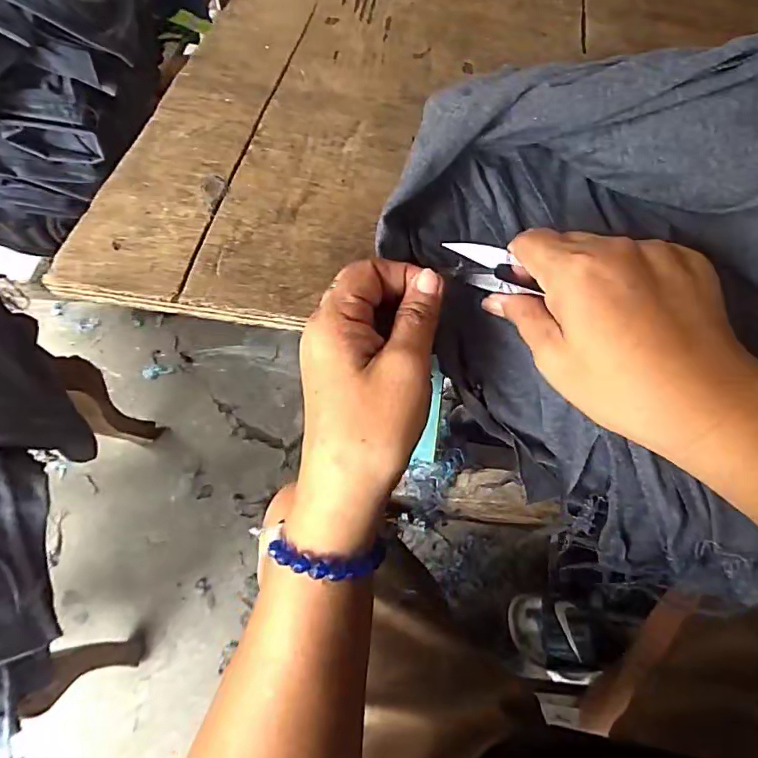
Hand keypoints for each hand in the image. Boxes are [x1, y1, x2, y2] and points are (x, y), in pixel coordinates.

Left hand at [291, 259, 443, 552]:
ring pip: (365, 313)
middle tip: (435, 319)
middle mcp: (321, 329)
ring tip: (425, 340)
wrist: (344, 488)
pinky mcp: (335, 372)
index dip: (403, 274)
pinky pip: (362, 337)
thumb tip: (431, 276)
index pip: (365, 270)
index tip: (436, 296)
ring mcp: (325, 351)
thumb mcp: (406, 365)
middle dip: (402, 294)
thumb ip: (418, 315)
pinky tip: (408, 358)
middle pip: (362, 288)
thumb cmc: (376, 426)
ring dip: (398, 317)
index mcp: (331, 320)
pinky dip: (388, 337)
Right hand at [484, 230, 757, 459]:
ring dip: (600, 271)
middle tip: (573, 316)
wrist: (710, 403)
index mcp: (574, 269)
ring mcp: (657, 249)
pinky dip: (638, 275)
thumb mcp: (558, 362)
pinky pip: (647, 256)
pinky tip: (651, 313)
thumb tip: (499, 296)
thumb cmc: (623, 390)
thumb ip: (524, 317)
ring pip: (609, 249)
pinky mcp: (690, 258)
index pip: (528, 240)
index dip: (520, 265)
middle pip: (569, 242)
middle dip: (560, 270)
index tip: (529, 293)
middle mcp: (615, 247)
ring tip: (618, 318)